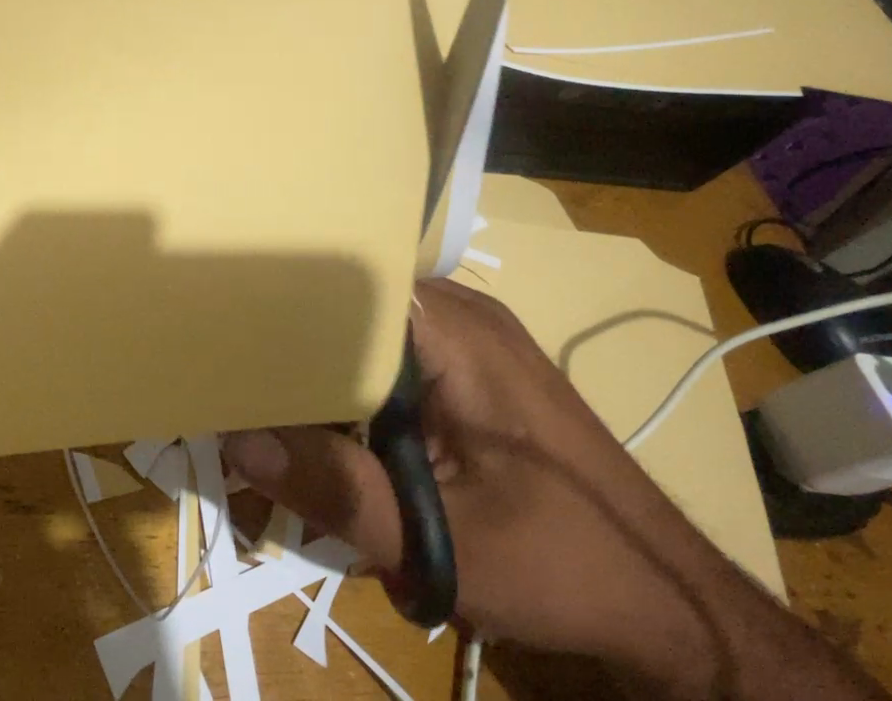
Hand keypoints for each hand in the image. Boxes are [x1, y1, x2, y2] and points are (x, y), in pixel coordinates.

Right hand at [222, 279, 749, 675]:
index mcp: (457, 334)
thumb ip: (335, 489)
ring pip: (362, 341)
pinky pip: (388, 364)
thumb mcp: (439, 541)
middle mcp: (461, 318)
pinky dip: (349, 396)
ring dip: (317, 381)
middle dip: (288, 353)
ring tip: (263, 415)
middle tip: (231, 392)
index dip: (279, 312)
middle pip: (345, 312)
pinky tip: (325, 437)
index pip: (344, 288)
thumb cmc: (564, 566)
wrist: (667, 604)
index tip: (224, 345)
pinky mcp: (470, 376)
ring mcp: (469, 344)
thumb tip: (234, 439)